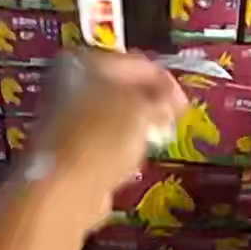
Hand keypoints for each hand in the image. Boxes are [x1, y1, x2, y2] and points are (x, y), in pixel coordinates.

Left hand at [30, 49, 186, 226]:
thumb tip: (172, 100)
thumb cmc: (101, 140)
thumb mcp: (143, 113)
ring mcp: (68, 118)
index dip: (166, 81)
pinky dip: (122, 149)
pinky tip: (131, 161)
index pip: (136, 63)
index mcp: (85, 61)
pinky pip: (105, 142)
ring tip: (154, 142)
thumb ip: (163, 101)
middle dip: (151, 105)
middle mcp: (71, 84)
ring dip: (138, 128)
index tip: (184, 102)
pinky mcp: (70, 149)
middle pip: (123, 89)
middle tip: (172, 121)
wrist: (66, 188)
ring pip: (115, 116)